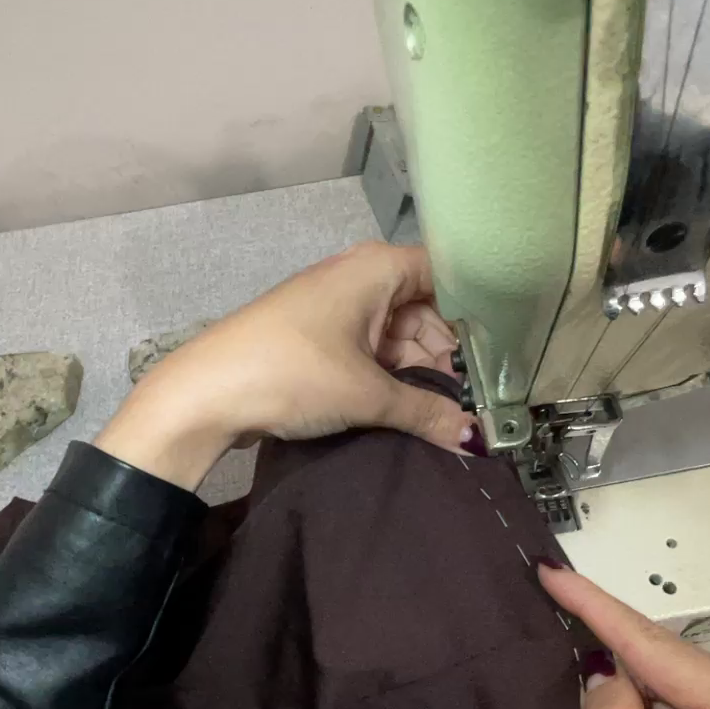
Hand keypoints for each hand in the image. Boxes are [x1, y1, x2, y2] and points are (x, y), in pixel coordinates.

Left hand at [95, 242, 473, 488]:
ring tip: (448, 413)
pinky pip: (373, 352)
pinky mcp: (322, 339)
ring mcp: (339, 309)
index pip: (448, 276)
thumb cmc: (292, 372)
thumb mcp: (366, 394)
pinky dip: (392, 378)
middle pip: (426, 310)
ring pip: (399, 336)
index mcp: (377, 268)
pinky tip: (413, 409)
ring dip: (420, 373)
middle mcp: (361, 279)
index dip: (477, 312)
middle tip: (478, 399)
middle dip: (449, 354)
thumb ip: (426, 413)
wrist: (205, 393)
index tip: (504, 354)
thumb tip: (474, 440)